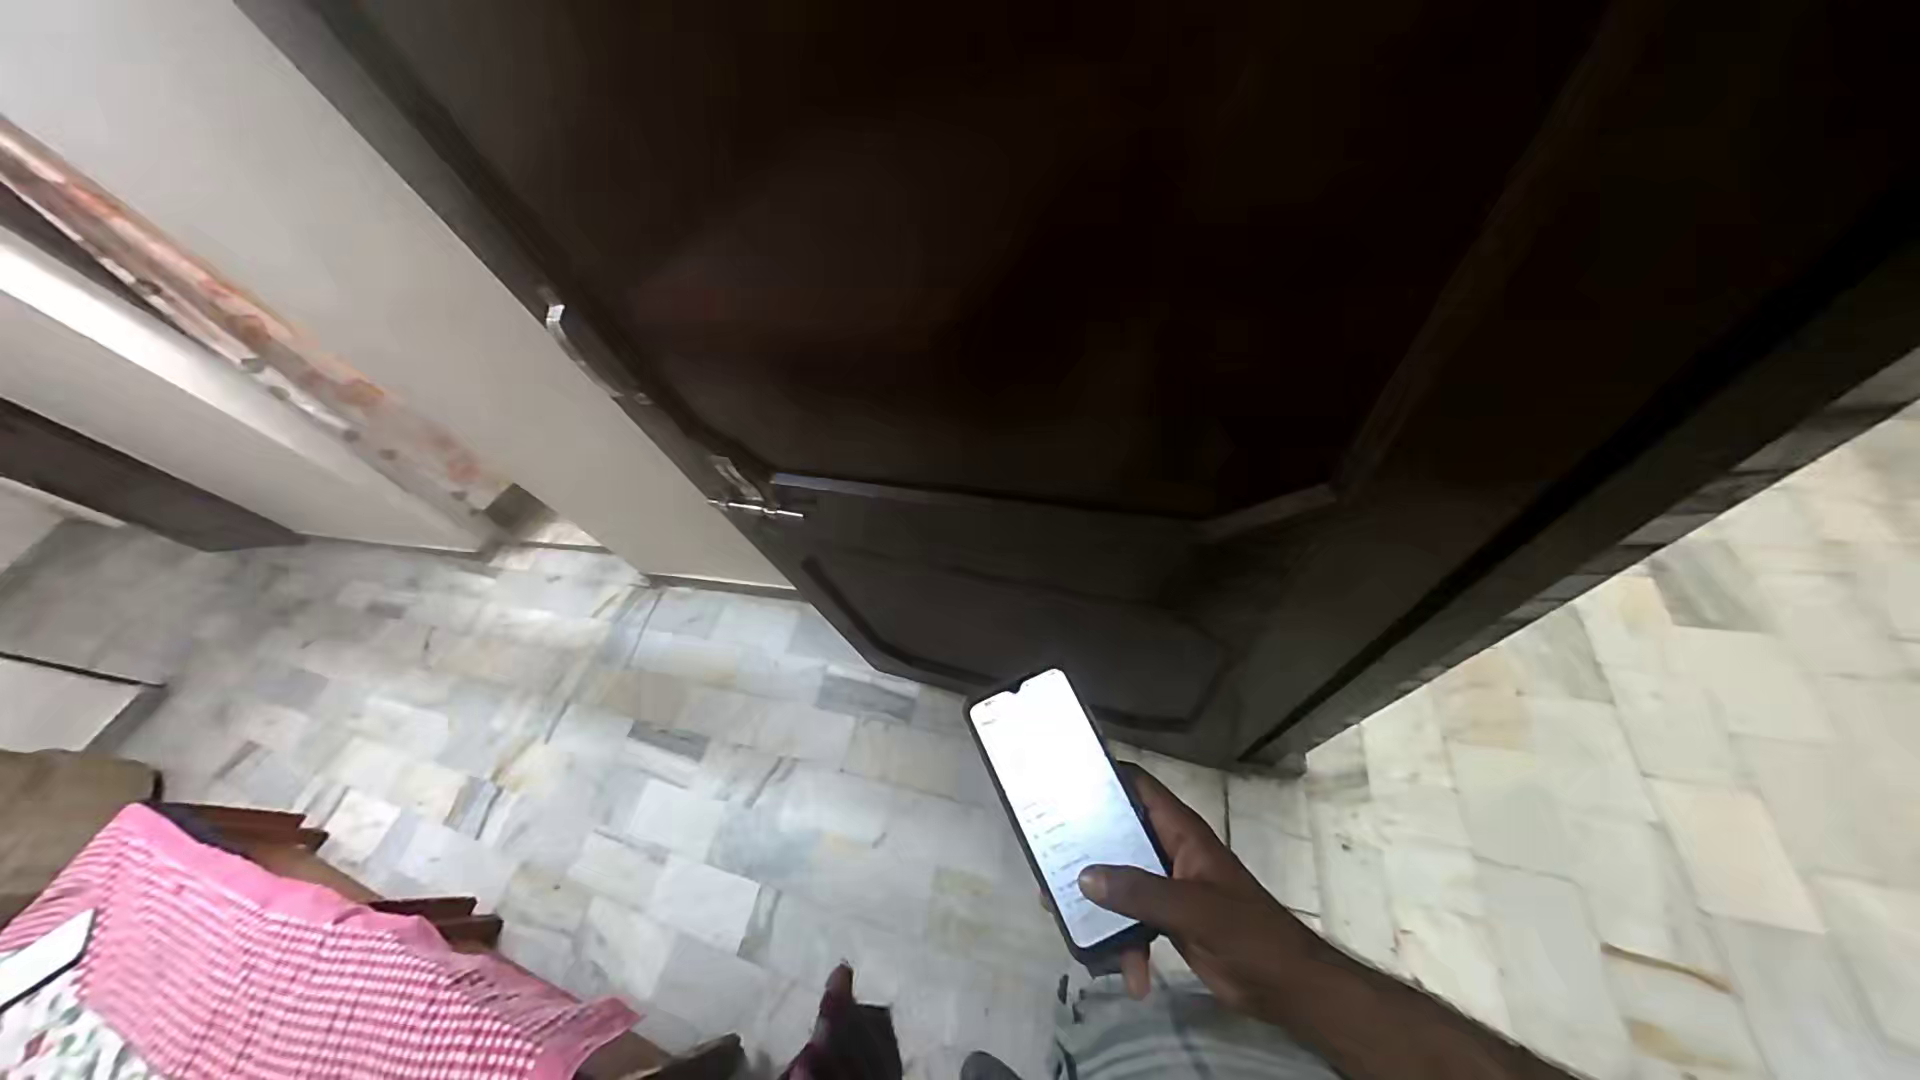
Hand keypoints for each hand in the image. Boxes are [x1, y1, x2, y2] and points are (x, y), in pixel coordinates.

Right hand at [1080, 763, 1318, 1015]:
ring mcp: (1165, 883)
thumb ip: (1140, 892)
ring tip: (1066, 923)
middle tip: (1046, 862)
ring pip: (1117, 880)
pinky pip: (1129, 917)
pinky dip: (1124, 942)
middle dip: (1083, 850)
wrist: (1289, 989)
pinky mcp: (1166, 917)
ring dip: (1097, 905)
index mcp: (1179, 831)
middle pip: (1115, 835)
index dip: (1103, 776)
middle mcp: (1167, 849)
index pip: (1137, 786)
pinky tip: (1129, 975)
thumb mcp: (1194, 909)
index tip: (1064, 783)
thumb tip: (1084, 876)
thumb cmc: (1250, 934)